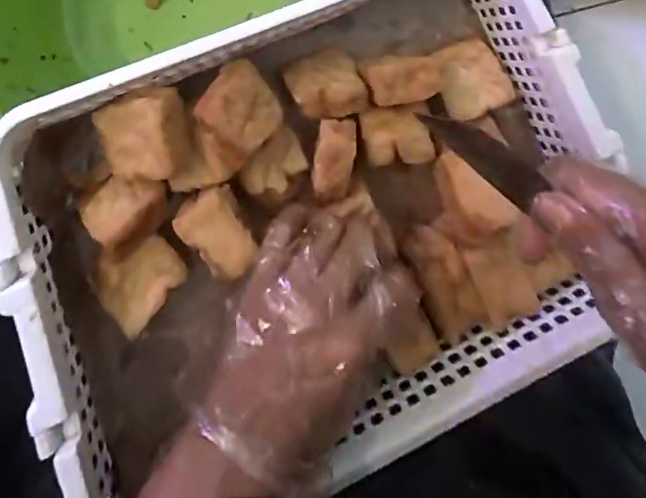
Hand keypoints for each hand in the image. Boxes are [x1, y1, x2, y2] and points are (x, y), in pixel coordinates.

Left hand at [148, 205, 416, 496]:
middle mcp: (321, 304)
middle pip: (358, 245)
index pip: (393, 287)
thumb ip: (373, 336)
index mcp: (351, 340)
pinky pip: (279, 232)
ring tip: (346, 227)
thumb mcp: (355, 388)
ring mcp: (286, 285)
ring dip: (340, 225)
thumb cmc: (305, 422)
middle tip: (376, 239)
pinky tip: (309, 215)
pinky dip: (296, 217)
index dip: (404, 276)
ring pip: (323, 231)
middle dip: (374, 237)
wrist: (241, 430)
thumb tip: (388, 298)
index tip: (403, 276)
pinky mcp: (258, 278)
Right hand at [519, 159, 645, 497]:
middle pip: (604, 198)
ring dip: (616, 266)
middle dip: (581, 246)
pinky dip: (645, 271)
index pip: (578, 177)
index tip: (531, 260)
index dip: (539, 206)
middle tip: (602, 318)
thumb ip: (609, 269)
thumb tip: (546, 201)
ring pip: (631, 221)